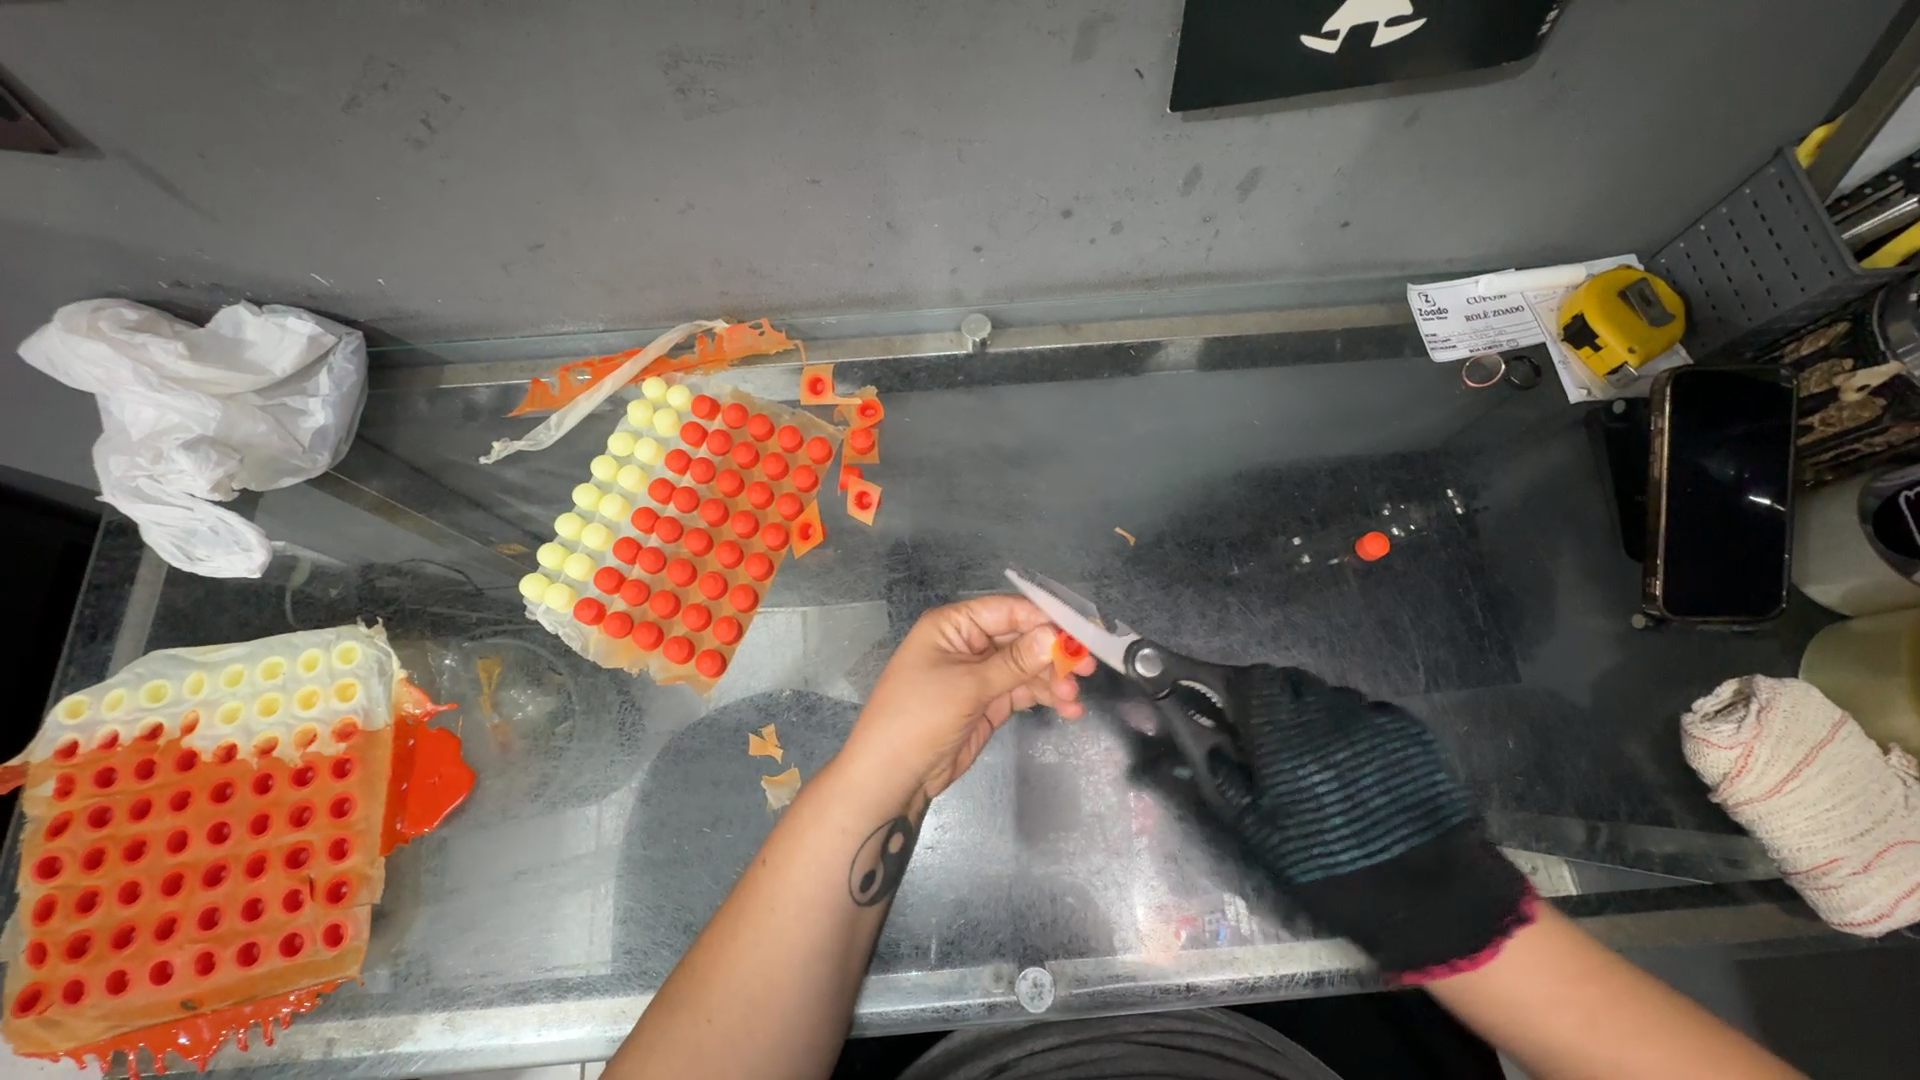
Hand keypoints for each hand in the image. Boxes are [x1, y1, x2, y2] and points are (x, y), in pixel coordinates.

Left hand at [845, 595, 1096, 802]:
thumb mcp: (968, 686)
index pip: (1007, 610)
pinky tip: (1068, 708)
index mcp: (953, 625)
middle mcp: (968, 644)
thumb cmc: (919, 717)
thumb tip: (1055, 637)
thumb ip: (1014, 662)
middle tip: (1087, 667)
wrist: (892, 776)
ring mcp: (979, 674)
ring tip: (1074, 699)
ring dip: (1053, 680)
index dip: (1046, 618)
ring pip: (1027, 667)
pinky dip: (1045, 697)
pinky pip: (1023, 691)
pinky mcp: (988, 702)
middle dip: (1054, 653)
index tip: (1082, 631)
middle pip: (1021, 638)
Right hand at [1217, 665, 1533, 981]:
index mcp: (1282, 736)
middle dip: (1280, 698)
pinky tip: (1360, 760)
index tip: (1240, 710)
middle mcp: (1325, 714)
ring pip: (1333, 695)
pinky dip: (1357, 726)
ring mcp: (1372, 720)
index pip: (1256, 679)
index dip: (1245, 688)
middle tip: (1278, 734)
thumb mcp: (1257, 831)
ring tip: (1321, 750)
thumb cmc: (1325, 864)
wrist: (1424, 894)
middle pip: (1294, 681)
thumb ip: (1224, 776)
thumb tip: (1204, 740)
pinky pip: (1372, 712)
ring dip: (1319, 712)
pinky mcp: (1410, 733)